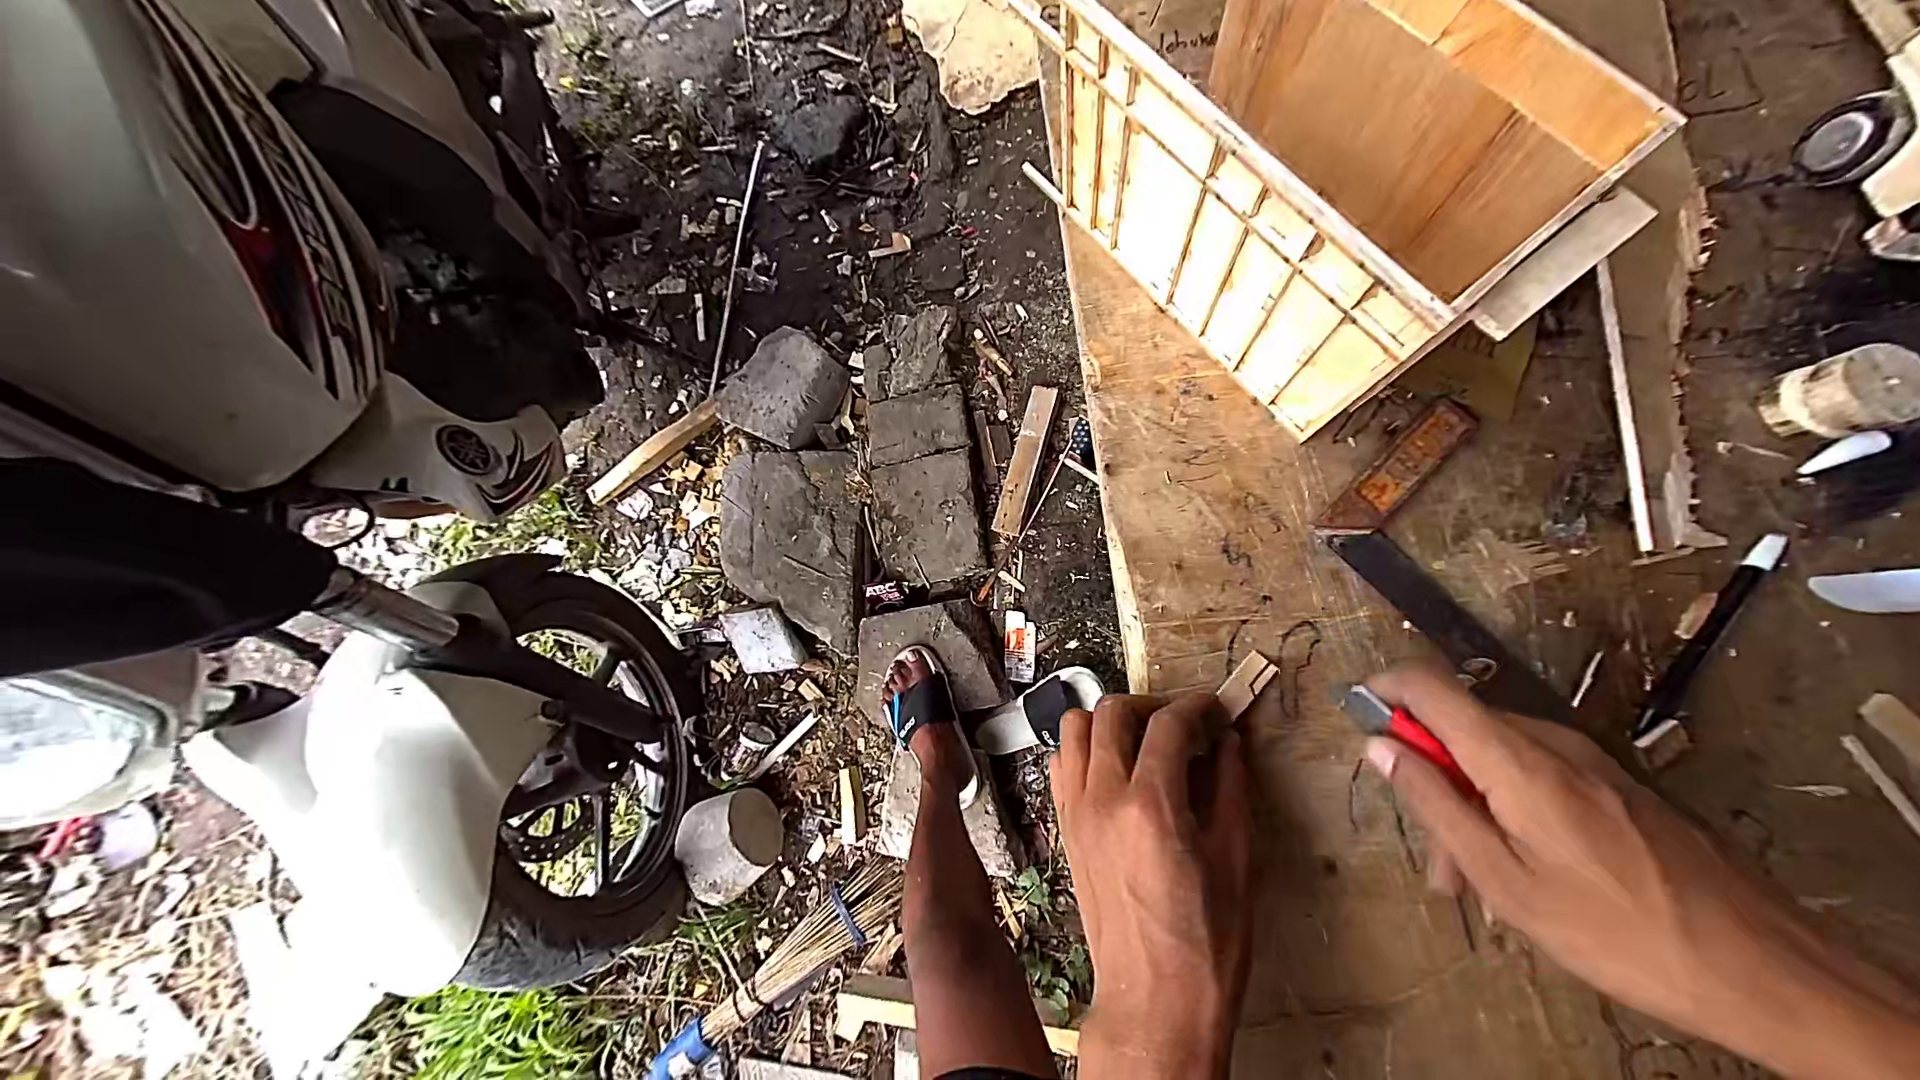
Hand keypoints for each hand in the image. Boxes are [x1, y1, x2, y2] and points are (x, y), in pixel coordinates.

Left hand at [1052, 693, 1251, 1078]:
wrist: (1152, 1001)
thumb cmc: (1205, 945)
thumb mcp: (1238, 862)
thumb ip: (1231, 789)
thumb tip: (1228, 743)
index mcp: (1150, 806)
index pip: (1168, 724)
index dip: (1197, 707)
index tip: (1215, 709)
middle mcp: (1102, 797)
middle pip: (1114, 712)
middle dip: (1153, 705)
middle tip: (1183, 723)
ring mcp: (1075, 810)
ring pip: (1076, 727)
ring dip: (1111, 719)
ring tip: (1144, 738)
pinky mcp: (1064, 826)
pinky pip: (1062, 762)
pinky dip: (1084, 748)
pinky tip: (1114, 766)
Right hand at [1366, 665, 1919, 1079]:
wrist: (1775, 975)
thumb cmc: (1617, 930)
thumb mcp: (1501, 877)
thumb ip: (1432, 801)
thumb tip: (1377, 744)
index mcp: (1515, 759)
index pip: (1428, 685)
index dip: (1382, 688)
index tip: (1357, 718)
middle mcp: (1549, 743)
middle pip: (1458, 727)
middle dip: (1426, 773)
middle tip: (1432, 852)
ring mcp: (1587, 761)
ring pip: (1494, 756)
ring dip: (1466, 798)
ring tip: (1474, 877)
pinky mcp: (1612, 784)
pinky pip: (1534, 774)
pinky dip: (1505, 805)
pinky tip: (1521, 866)